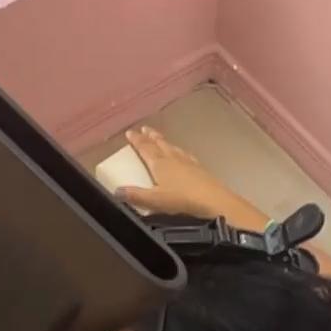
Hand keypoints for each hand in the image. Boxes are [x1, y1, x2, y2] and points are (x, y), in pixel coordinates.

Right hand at [116, 126, 265, 226]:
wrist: (214, 201)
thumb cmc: (182, 200)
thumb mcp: (155, 200)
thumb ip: (136, 195)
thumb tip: (116, 191)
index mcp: (159, 163)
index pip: (145, 148)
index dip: (136, 140)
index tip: (130, 132)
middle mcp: (173, 158)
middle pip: (160, 144)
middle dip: (150, 136)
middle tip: (145, 129)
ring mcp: (188, 162)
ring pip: (173, 147)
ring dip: (164, 142)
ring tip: (160, 139)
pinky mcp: (200, 169)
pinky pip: (186, 155)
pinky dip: (179, 151)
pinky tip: (182, 155)